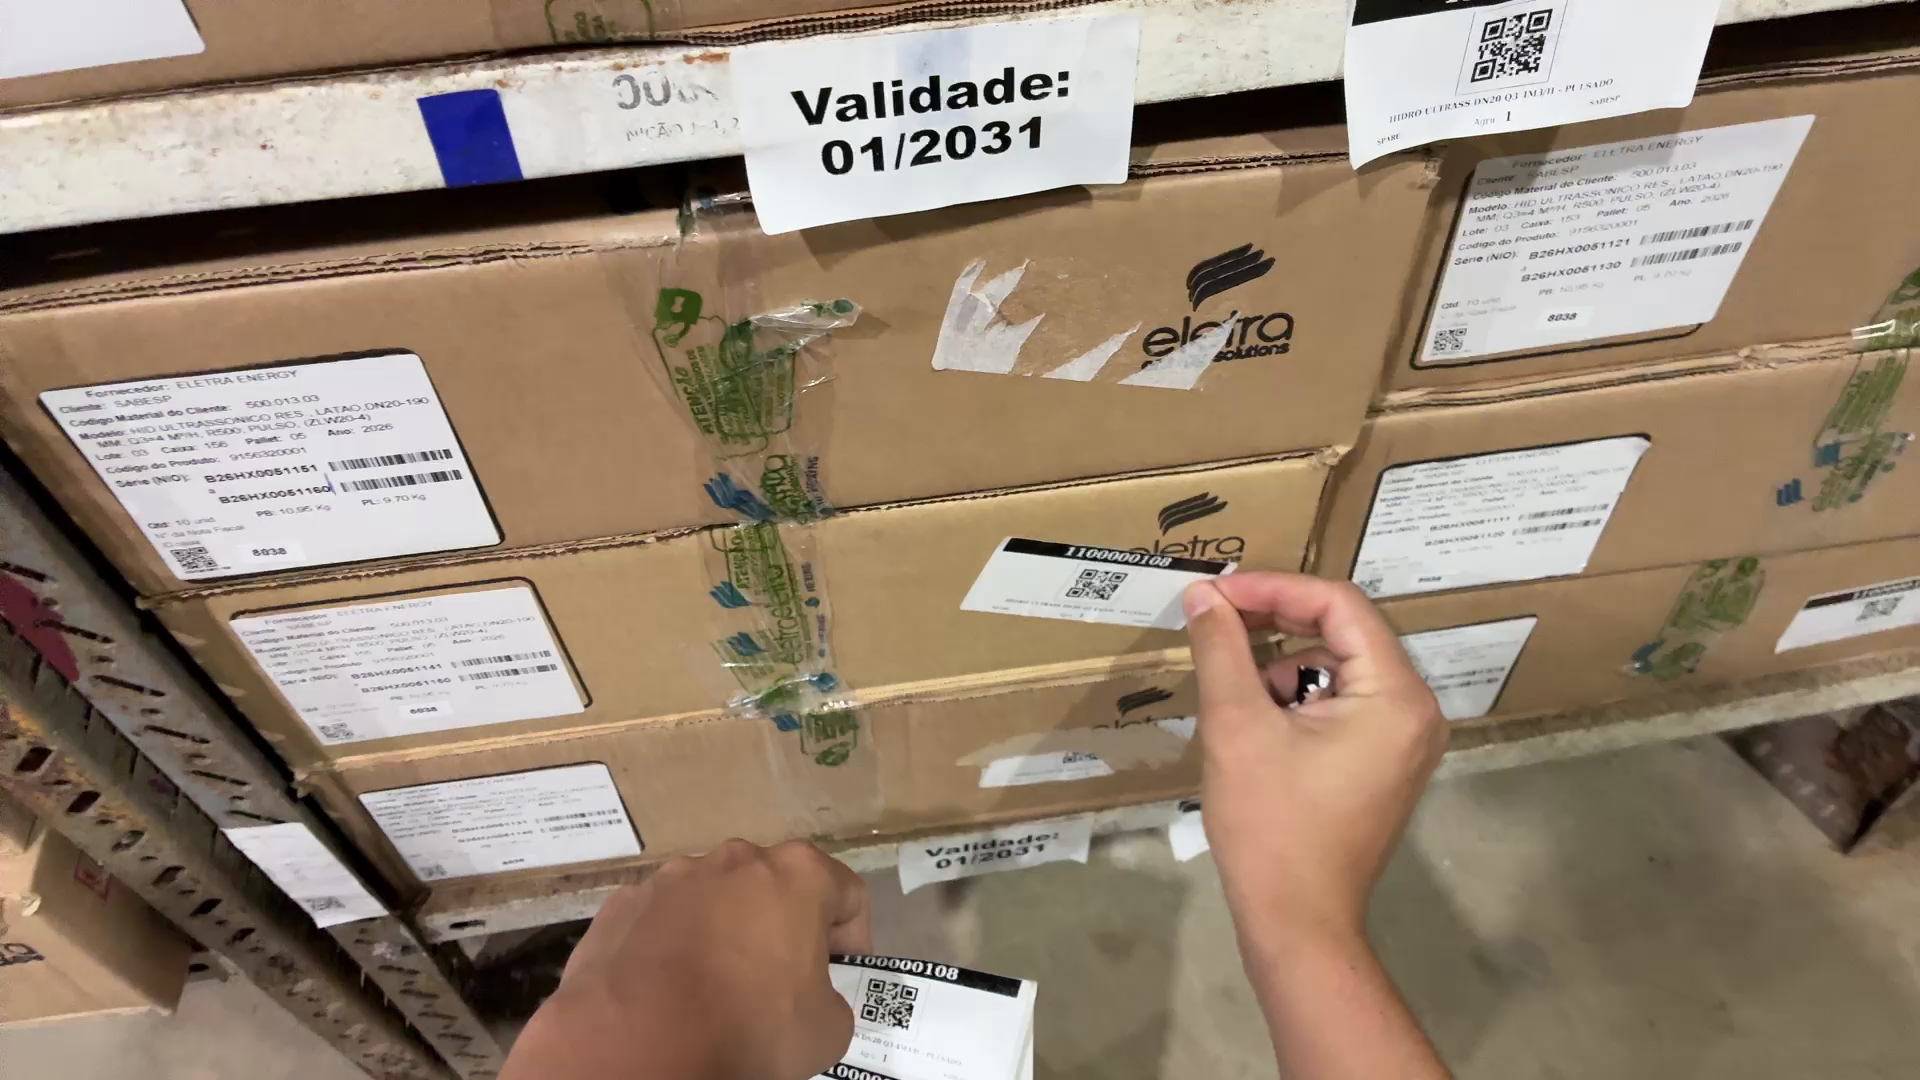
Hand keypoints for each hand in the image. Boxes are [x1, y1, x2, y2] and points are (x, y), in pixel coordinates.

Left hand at [501, 839, 870, 1079]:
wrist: (632, 1049)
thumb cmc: (747, 1028)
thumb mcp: (824, 1032)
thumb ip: (833, 1003)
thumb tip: (815, 1004)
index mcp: (799, 872)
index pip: (848, 894)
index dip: (852, 939)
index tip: (840, 979)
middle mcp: (740, 858)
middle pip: (778, 888)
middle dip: (785, 931)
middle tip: (779, 987)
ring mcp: (677, 875)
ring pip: (718, 899)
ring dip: (726, 934)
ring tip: (713, 993)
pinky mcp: (626, 903)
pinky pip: (664, 921)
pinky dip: (672, 948)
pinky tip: (665, 995)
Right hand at [1183, 573, 1446, 958]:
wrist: (1295, 919)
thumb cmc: (1269, 820)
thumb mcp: (1236, 722)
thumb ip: (1221, 646)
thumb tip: (1201, 594)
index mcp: (1394, 695)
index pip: (1338, 605)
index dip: (1274, 587)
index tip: (1216, 592)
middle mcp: (1413, 709)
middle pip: (1342, 630)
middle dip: (1274, 617)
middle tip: (1214, 614)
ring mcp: (1401, 738)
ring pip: (1334, 664)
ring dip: (1279, 659)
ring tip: (1230, 680)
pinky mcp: (1380, 759)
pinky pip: (1337, 699)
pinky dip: (1292, 692)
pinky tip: (1254, 718)